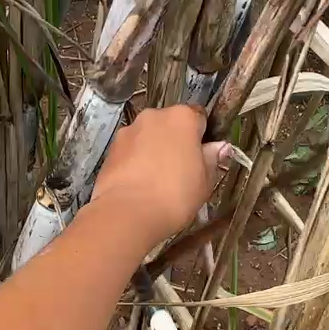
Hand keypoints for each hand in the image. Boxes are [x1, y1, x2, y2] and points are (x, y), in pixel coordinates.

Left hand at [91, 105, 226, 245]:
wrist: (127, 213)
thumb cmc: (174, 195)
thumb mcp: (204, 181)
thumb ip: (211, 159)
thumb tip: (218, 147)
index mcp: (182, 117)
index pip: (199, 118)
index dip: (201, 138)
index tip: (200, 158)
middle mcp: (153, 116)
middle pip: (169, 125)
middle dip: (174, 143)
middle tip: (177, 172)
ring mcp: (128, 132)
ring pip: (146, 138)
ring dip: (151, 152)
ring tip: (153, 182)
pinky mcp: (110, 151)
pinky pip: (129, 153)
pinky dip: (134, 163)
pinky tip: (137, 185)